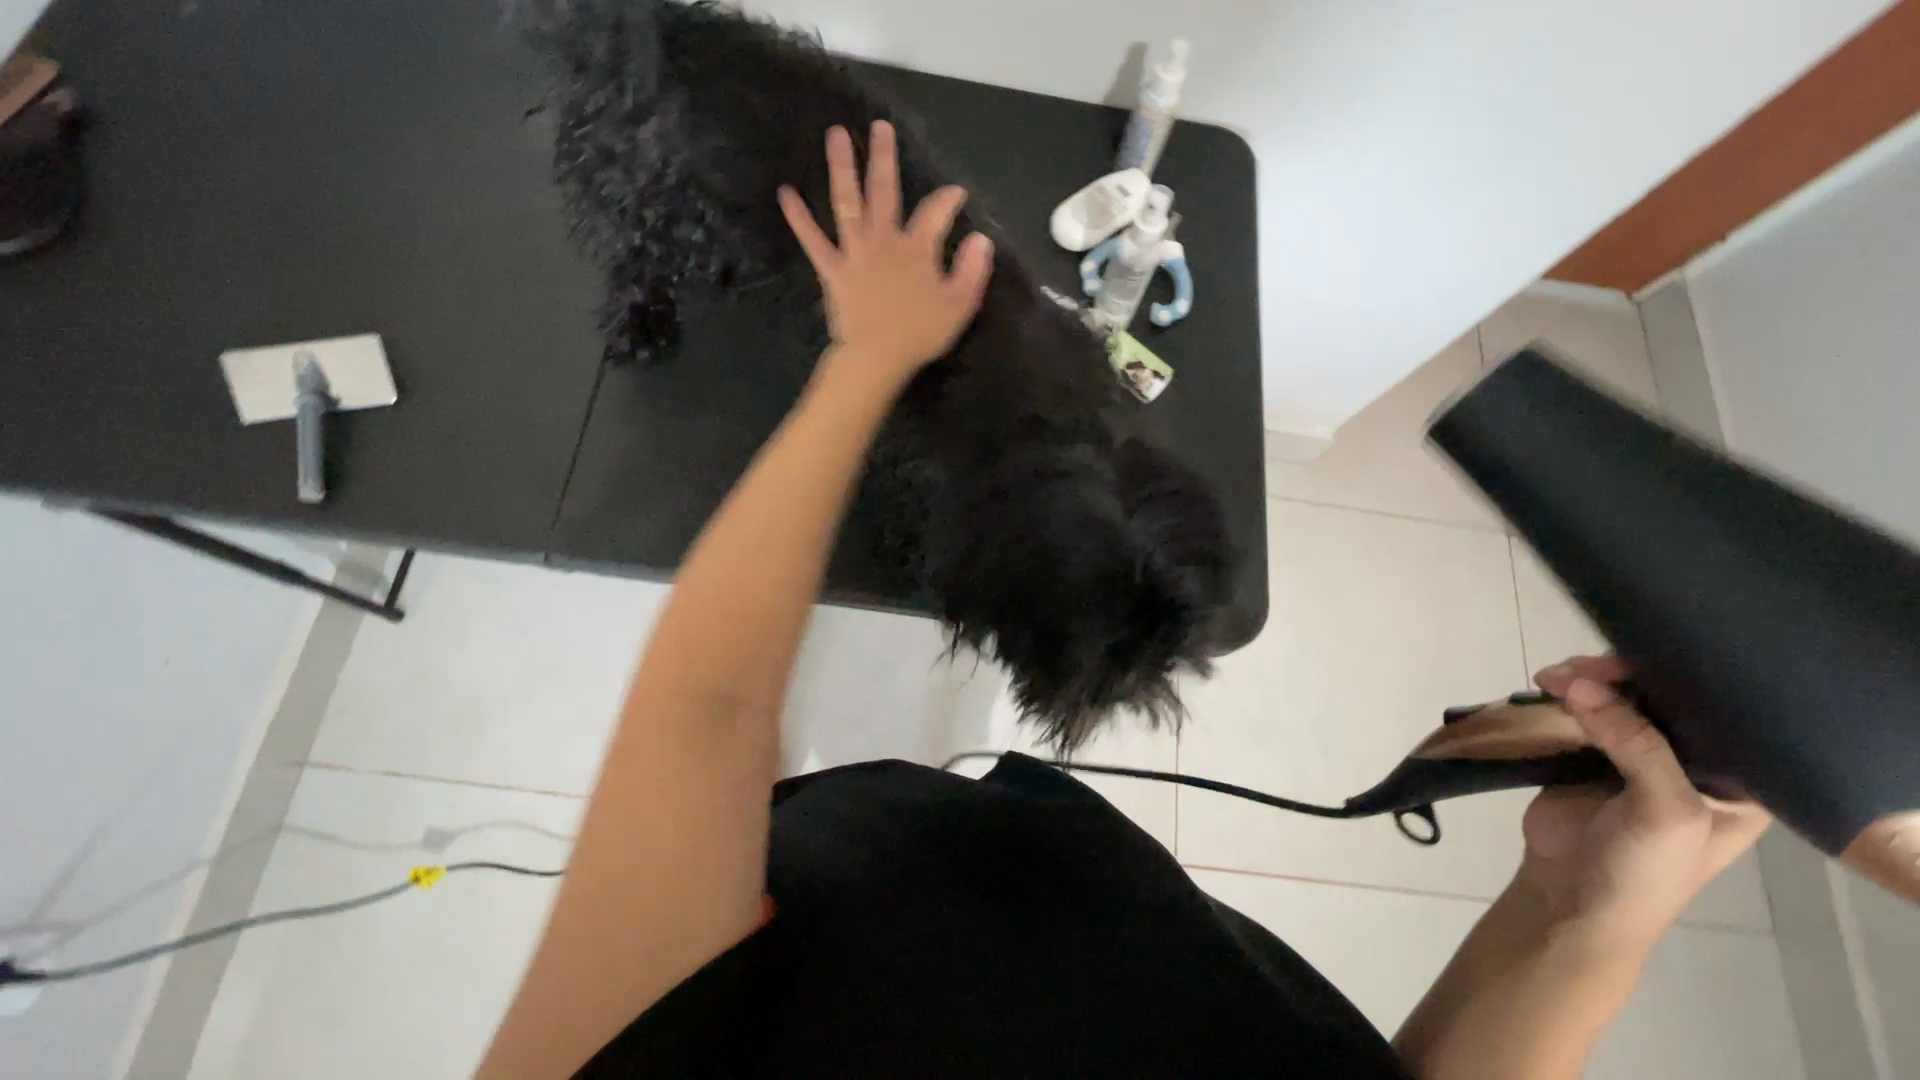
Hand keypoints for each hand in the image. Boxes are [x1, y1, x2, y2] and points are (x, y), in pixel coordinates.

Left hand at [779, 121, 993, 390]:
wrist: (876, 358)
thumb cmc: (920, 334)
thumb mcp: (960, 305)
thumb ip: (972, 269)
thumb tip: (981, 238)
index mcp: (917, 248)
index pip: (936, 212)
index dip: (948, 198)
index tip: (957, 193)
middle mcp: (884, 240)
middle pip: (884, 190)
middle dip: (884, 156)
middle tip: (881, 125)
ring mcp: (854, 252)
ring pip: (847, 202)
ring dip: (842, 166)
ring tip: (836, 135)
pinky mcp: (832, 269)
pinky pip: (812, 240)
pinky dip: (798, 217)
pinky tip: (785, 193)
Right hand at [1517, 656, 1770, 954]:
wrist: (1572, 903)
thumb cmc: (1646, 870)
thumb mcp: (1664, 811)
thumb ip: (1635, 743)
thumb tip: (1578, 684)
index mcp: (1734, 777)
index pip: (1714, 711)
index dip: (1678, 680)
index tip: (1631, 662)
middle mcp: (1687, 761)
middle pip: (1657, 699)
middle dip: (1618, 677)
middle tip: (1577, 672)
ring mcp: (1631, 757)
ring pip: (1613, 701)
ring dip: (1582, 683)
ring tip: (1550, 679)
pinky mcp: (1583, 758)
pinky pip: (1576, 715)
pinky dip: (1559, 698)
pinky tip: (1543, 688)